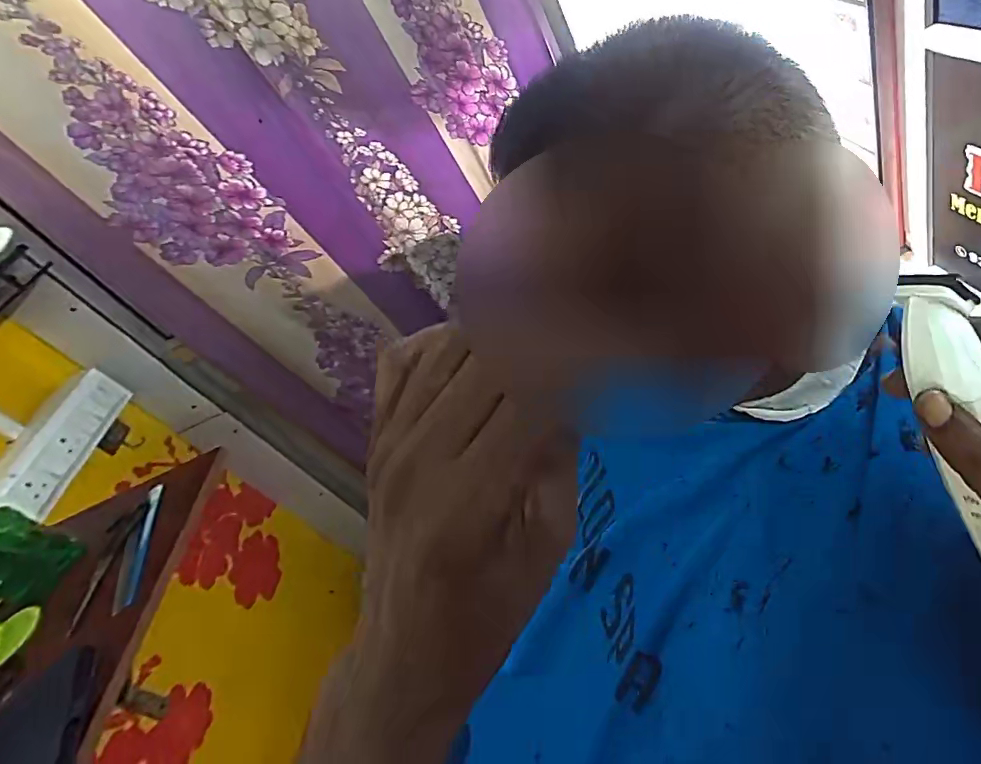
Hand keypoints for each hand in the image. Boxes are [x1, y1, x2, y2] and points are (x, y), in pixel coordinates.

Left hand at [306, 324, 576, 763]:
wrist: (403, 651)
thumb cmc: (490, 612)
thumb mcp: (549, 546)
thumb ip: (561, 460)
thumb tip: (577, 386)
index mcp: (468, 499)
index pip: (529, 397)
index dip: (573, 363)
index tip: (606, 344)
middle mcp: (420, 457)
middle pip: (487, 361)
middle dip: (541, 336)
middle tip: (579, 329)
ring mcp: (388, 442)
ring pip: (446, 347)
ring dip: (498, 329)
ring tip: (538, 328)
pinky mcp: (374, 437)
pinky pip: (402, 360)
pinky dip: (441, 339)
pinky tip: (477, 344)